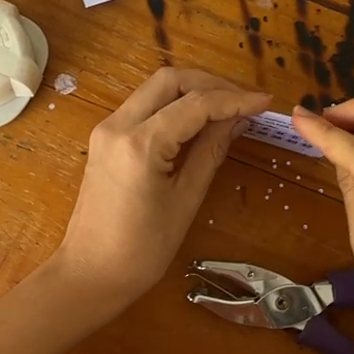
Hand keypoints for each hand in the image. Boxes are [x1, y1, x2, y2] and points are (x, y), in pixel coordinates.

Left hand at [53, 68, 269, 310]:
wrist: (89, 274)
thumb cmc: (142, 250)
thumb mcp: (186, 200)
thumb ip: (211, 151)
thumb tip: (238, 120)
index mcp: (140, 144)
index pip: (195, 104)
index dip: (234, 99)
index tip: (264, 101)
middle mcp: (118, 125)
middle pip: (170, 80)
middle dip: (211, 83)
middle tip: (244, 100)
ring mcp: (107, 129)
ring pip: (155, 88)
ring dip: (192, 90)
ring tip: (227, 108)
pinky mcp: (106, 137)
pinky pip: (144, 106)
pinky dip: (174, 104)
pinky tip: (199, 120)